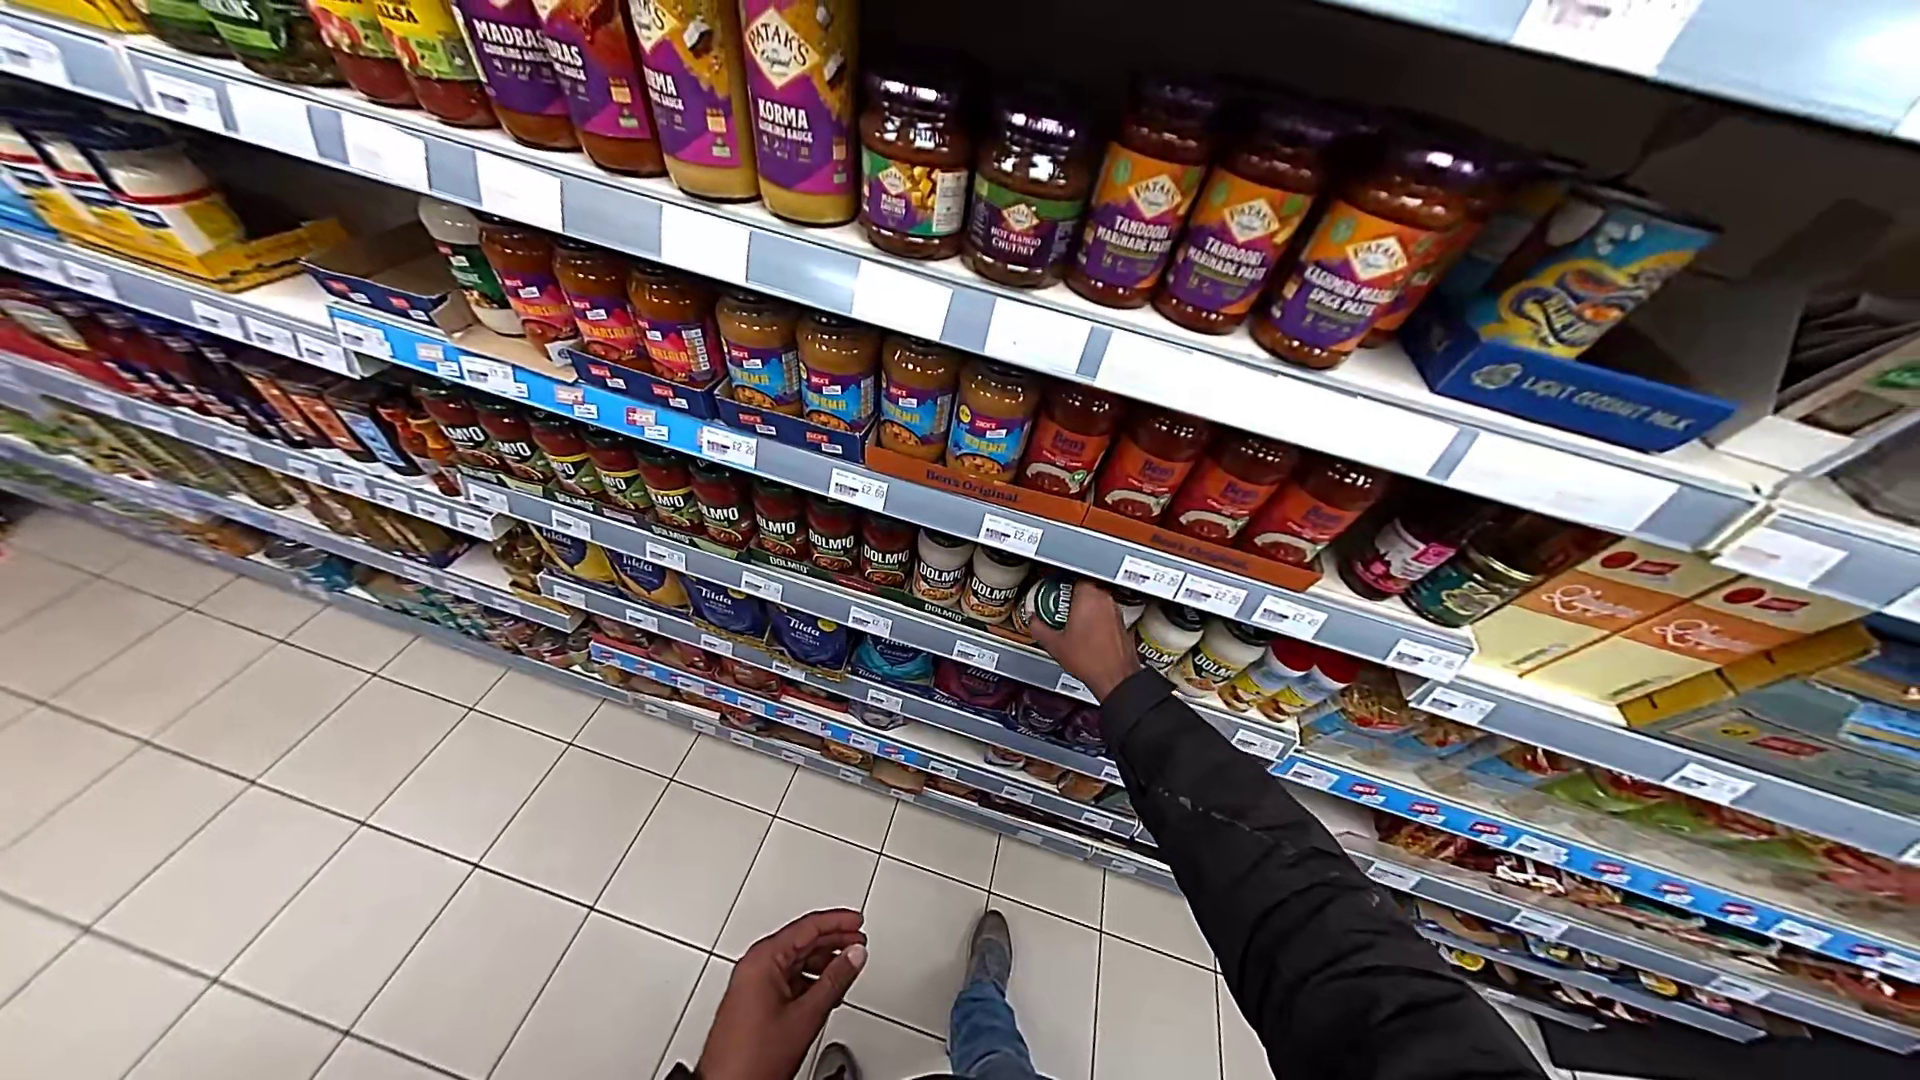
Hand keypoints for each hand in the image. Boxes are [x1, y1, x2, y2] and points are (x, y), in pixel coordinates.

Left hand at [698, 909, 867, 1079]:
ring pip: (796, 961)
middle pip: (802, 941)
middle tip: (857, 942)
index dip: (837, 922)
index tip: (857, 921)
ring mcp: (752, 984)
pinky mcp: (753, 1001)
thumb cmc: (751, 1061)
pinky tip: (826, 991)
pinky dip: (810, 981)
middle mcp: (755, 966)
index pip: (808, 927)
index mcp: (763, 959)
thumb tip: (854, 954)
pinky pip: (788, 979)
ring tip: (847, 967)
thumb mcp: (805, 1015)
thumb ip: (835, 980)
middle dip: (833, 941)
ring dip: (823, 963)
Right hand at [1028, 583, 1140, 699]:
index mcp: (1088, 597)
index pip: (1074, 575)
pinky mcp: (1121, 622)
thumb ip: (1039, 627)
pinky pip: (1104, 611)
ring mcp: (1115, 610)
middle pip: (1086, 585)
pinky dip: (1095, 615)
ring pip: (1097, 598)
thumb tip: (1033, 620)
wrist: (1115, 677)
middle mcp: (1104, 599)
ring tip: (1070, 617)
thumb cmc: (1090, 660)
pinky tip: (1085, 629)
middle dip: (1071, 593)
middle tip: (1058, 602)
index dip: (1062, 578)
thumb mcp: (1055, 644)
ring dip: (1084, 604)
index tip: (1054, 583)